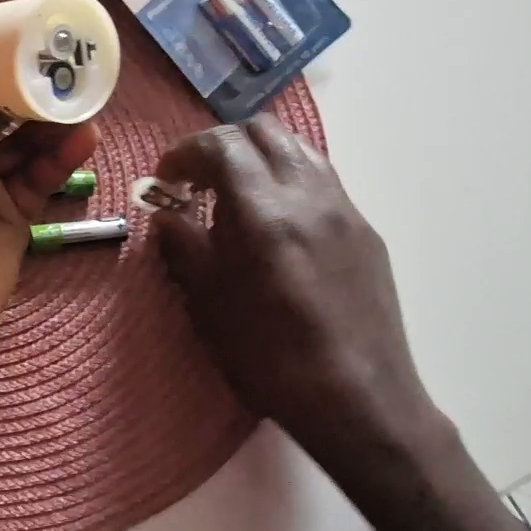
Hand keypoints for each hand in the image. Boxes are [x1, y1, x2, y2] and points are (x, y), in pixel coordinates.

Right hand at [151, 115, 427, 443]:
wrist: (357, 399)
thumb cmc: (269, 356)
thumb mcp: (208, 302)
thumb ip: (184, 246)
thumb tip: (166, 216)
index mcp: (264, 212)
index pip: (221, 145)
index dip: (184, 153)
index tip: (164, 180)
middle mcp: (309, 195)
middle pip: (264, 131)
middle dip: (222, 145)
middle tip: (197, 182)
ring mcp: (344, 210)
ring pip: (299, 149)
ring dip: (258, 158)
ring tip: (235, 197)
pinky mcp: (365, 231)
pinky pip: (321, 180)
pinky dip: (287, 181)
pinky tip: (273, 225)